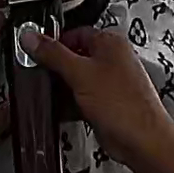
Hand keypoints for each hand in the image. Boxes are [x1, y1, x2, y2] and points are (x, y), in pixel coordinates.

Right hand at [20, 26, 173, 170]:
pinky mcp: (106, 104)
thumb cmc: (124, 104)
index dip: (54, 41)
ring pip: (77, 80)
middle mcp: (113, 61)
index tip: (35, 50)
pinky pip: (82, 98)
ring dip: (62, 88)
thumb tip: (32, 38)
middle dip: (56, 67)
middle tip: (38, 73)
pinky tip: (59, 110)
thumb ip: (53, 54)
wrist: (141, 140)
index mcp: (111, 43)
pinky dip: (70, 103)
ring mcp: (110, 84)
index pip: (76, 32)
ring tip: (48, 93)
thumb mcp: (79, 73)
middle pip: (75, 56)